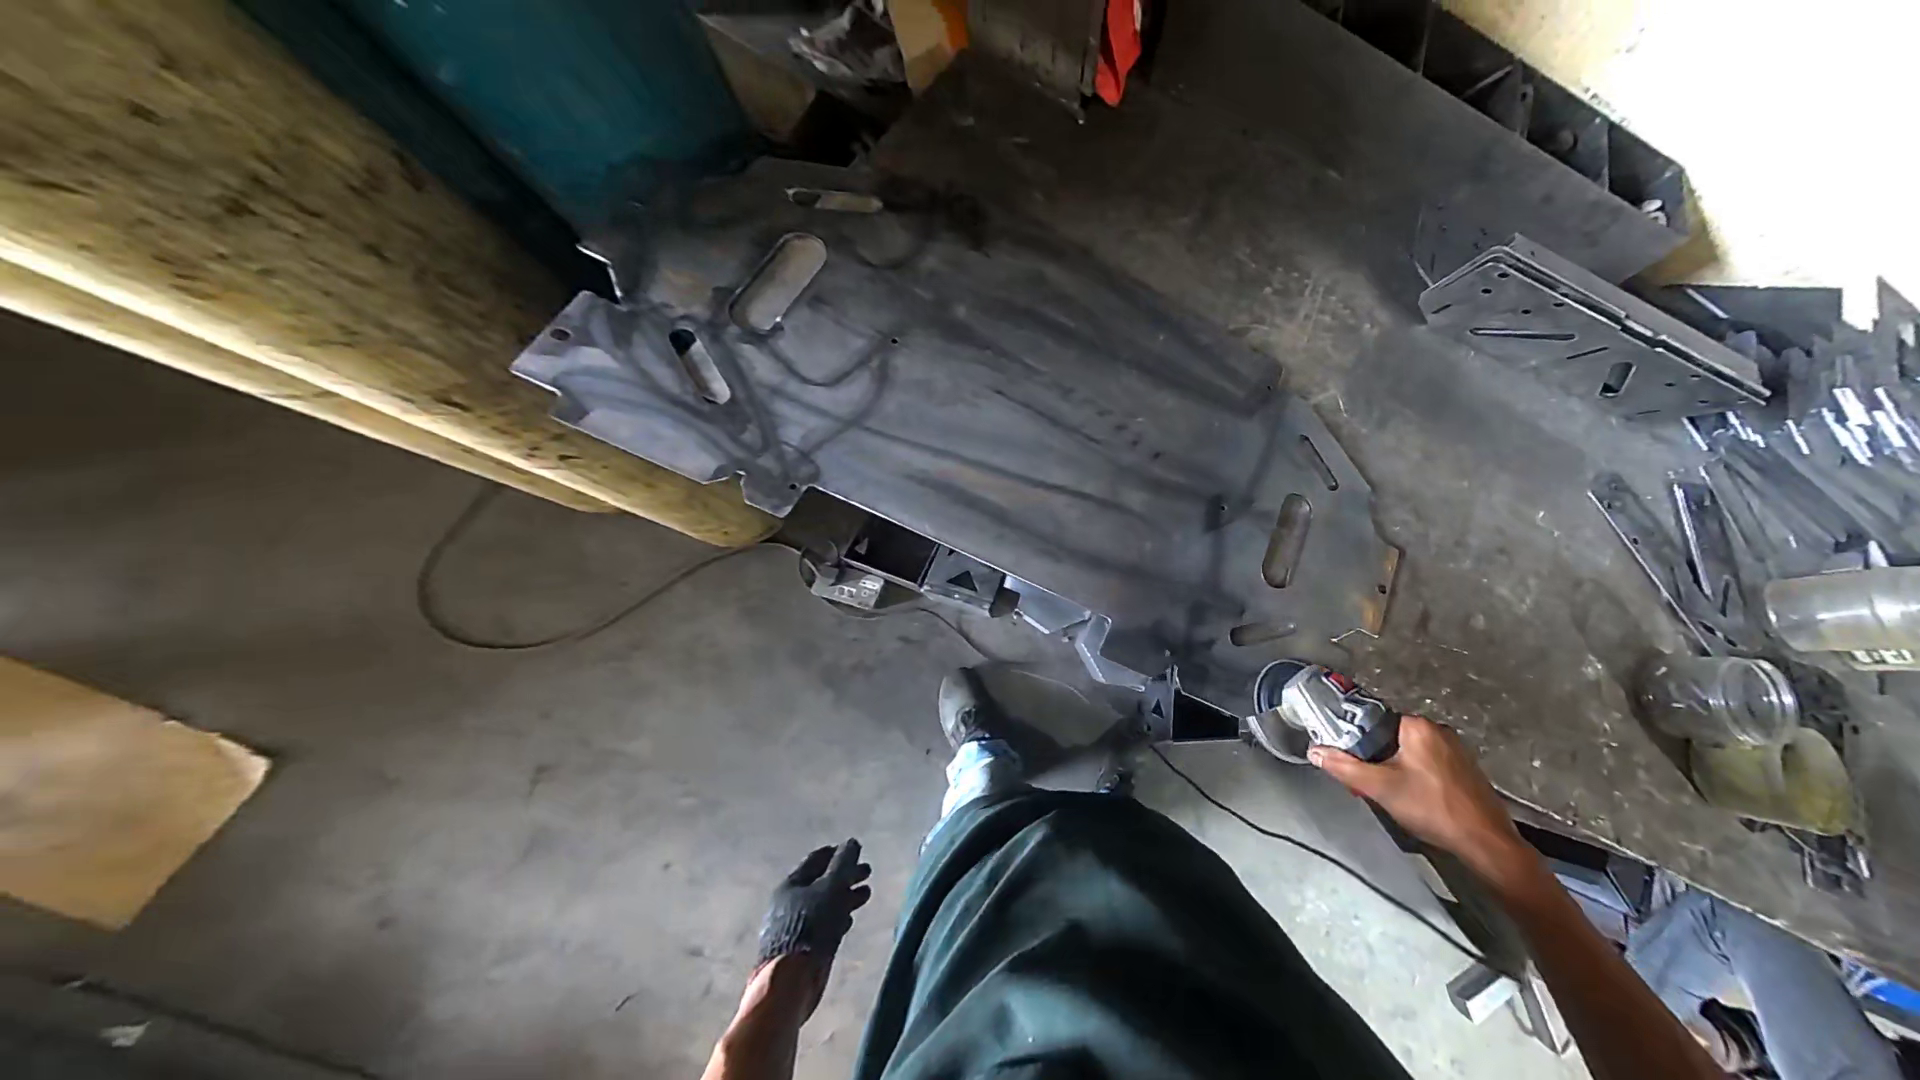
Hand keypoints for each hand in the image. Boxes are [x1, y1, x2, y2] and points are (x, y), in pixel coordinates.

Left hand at [756, 840, 871, 974]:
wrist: (791, 981)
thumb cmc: (811, 927)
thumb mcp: (830, 889)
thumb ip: (842, 865)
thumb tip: (852, 842)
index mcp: (791, 884)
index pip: (816, 860)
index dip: (836, 852)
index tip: (854, 849)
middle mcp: (790, 902)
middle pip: (822, 881)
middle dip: (845, 875)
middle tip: (866, 871)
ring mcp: (794, 925)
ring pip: (824, 903)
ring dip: (845, 896)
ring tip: (866, 893)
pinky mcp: (802, 946)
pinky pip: (823, 923)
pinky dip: (838, 916)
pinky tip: (849, 918)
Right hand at [1309, 716, 1528, 880]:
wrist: (1485, 844)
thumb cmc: (1431, 808)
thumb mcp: (1378, 787)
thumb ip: (1342, 766)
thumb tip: (1314, 751)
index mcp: (1417, 726)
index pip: (1372, 723)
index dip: (1356, 743)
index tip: (1351, 764)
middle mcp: (1439, 730)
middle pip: (1389, 738)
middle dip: (1375, 760)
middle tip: (1368, 784)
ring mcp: (1457, 750)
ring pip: (1408, 753)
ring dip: (1394, 770)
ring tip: (1389, 795)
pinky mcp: (1466, 769)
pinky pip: (1428, 765)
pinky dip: (1415, 777)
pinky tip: (1413, 799)